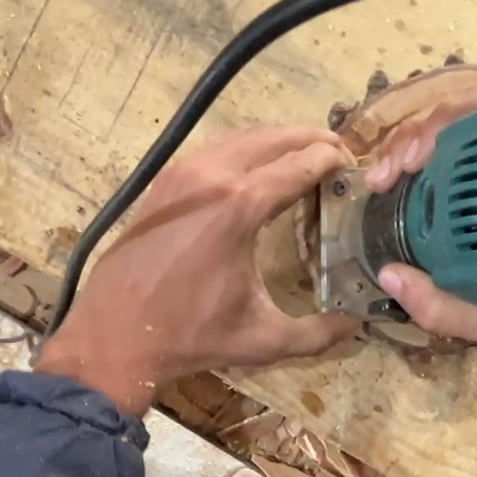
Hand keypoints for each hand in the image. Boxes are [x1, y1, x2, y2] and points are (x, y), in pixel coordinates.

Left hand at [37, 125, 363, 415]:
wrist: (117, 334)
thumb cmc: (191, 338)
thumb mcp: (263, 340)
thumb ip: (319, 333)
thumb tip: (359, 326)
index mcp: (241, 205)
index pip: (302, 161)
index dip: (334, 160)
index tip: (356, 169)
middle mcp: (213, 175)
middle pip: (276, 136)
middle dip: (312, 140)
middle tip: (338, 158)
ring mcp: (183, 172)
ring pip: (244, 136)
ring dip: (279, 142)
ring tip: (304, 161)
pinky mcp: (164, 180)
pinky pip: (216, 150)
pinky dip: (246, 152)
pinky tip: (258, 176)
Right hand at [363, 74, 476, 444]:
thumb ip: (447, 309)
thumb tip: (389, 275)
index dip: (449, 127)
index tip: (411, 160)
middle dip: (421, 133)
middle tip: (386, 172)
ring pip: (473, 129)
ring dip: (422, 141)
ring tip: (388, 173)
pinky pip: (473, 159)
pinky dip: (433, 159)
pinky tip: (407, 178)